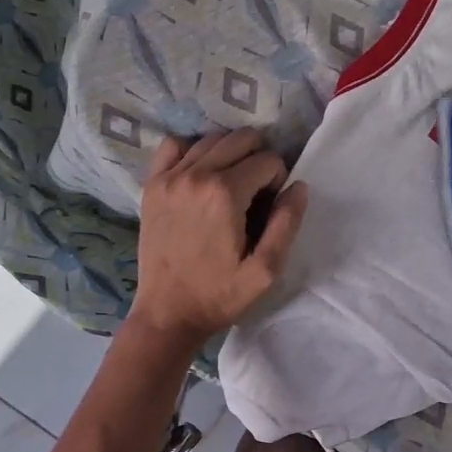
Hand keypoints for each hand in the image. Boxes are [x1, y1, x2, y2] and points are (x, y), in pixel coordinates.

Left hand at [130, 129, 308, 342]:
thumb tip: (298, 187)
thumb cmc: (219, 295)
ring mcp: (169, 177)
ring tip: (232, 184)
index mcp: (225, 194)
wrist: (167, 313)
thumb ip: (286, 224)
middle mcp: (196, 175)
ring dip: (230, 154)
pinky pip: (174, 146)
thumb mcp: (266, 271)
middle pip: (241, 139)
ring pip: (212, 138)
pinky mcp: (152, 185)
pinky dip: (192, 150)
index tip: (270, 207)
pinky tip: (200, 173)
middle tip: (256, 192)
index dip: (278, 180)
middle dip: (258, 159)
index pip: (268, 160)